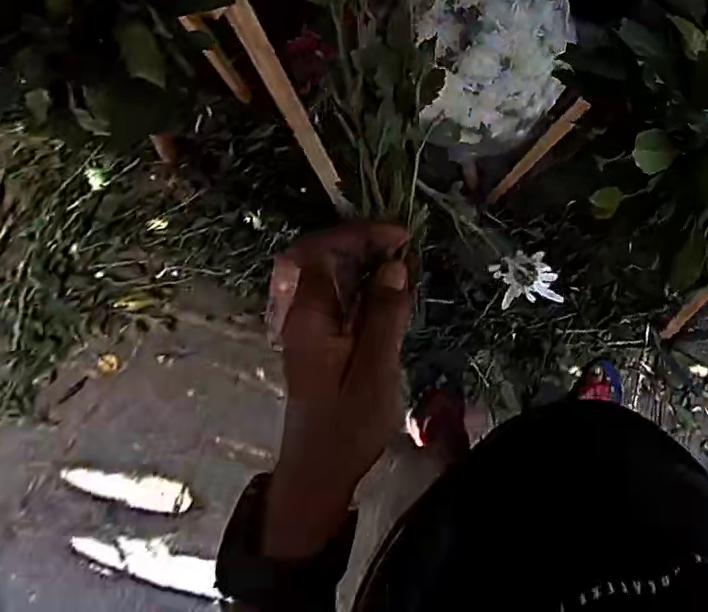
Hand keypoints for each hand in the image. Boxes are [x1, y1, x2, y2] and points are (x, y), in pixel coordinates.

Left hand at [263, 221, 412, 558]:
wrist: (320, 474)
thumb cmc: (348, 427)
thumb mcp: (375, 371)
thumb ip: (385, 315)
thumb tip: (394, 266)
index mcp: (309, 317)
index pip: (321, 250)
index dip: (359, 234)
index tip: (400, 238)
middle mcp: (302, 313)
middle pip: (323, 254)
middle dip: (364, 241)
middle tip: (405, 248)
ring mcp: (309, 323)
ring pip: (331, 271)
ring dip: (366, 258)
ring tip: (405, 265)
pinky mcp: (321, 335)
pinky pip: (340, 291)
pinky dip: (366, 281)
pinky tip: (392, 290)